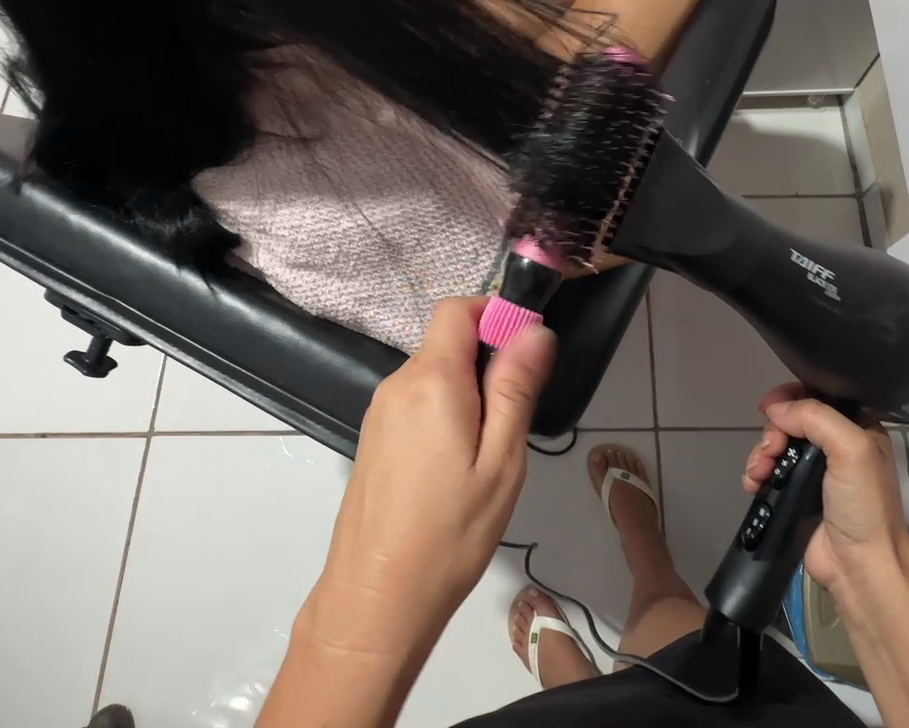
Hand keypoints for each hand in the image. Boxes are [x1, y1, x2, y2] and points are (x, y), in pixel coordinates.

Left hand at [301, 297, 554, 659]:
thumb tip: (534, 329)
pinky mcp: (374, 438)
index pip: (457, 309)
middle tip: (513, 419)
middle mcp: (398, 384)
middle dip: (486, 362)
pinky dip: (444, 413)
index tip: (524, 352)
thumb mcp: (501, 461)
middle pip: (447, 342)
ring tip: (487, 453)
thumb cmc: (450, 532)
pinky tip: (456, 467)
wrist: (375, 599)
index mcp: (431, 380)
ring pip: (433, 375)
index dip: (494, 313)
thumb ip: (515, 388)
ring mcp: (380, 412)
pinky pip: (417, 403)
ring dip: (467, 392)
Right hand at [741, 383, 908, 603]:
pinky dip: (756, 473)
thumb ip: (816, 418)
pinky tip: (753, 484)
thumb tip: (775, 410)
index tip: (770, 407)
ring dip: (760, 454)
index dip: (791, 395)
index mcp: (858, 428)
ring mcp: (815, 471)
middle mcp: (837, 445)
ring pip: (776, 444)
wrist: (859, 567)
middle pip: (791, 419)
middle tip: (770, 450)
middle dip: (773, 431)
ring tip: (758, 474)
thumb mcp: (852, 449)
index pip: (819, 395)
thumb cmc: (864, 506)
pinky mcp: (796, 494)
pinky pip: (768, 471)